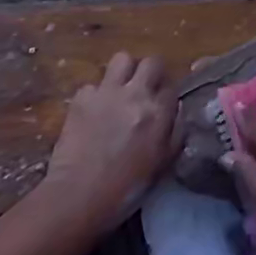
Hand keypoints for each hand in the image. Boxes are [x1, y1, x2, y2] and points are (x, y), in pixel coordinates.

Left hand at [41, 53, 175, 230]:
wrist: (79, 195)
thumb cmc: (126, 187)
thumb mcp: (163, 163)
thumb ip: (176, 131)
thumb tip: (177, 109)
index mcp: (159, 111)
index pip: (172, 87)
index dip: (168, 96)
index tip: (163, 106)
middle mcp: (136, 94)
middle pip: (152, 62)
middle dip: (152, 72)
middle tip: (146, 88)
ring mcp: (106, 92)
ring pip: (122, 59)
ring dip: (125, 71)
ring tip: (121, 89)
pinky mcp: (81, 98)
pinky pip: (93, 85)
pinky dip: (96, 95)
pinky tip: (94, 112)